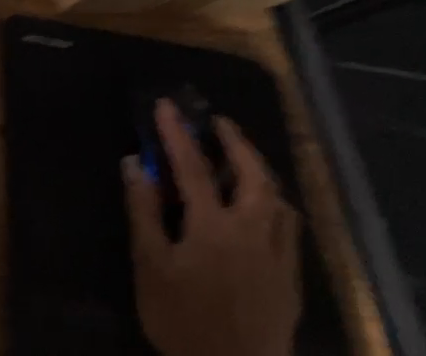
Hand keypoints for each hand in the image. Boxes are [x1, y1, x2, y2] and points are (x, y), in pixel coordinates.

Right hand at [124, 99, 302, 355]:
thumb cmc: (182, 319)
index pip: (194, 167)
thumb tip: (134, 163)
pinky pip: (288, 228)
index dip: (177, 134)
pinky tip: (262, 210)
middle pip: (254, 177)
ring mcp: (278, 257)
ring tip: (242, 160)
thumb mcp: (150, 265)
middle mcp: (254, 233)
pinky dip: (274, 204)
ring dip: (260, 172)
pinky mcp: (290, 281)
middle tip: (219, 123)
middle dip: (237, 143)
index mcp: (214, 227)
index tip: (166, 106)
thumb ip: (144, 211)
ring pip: (279, 201)